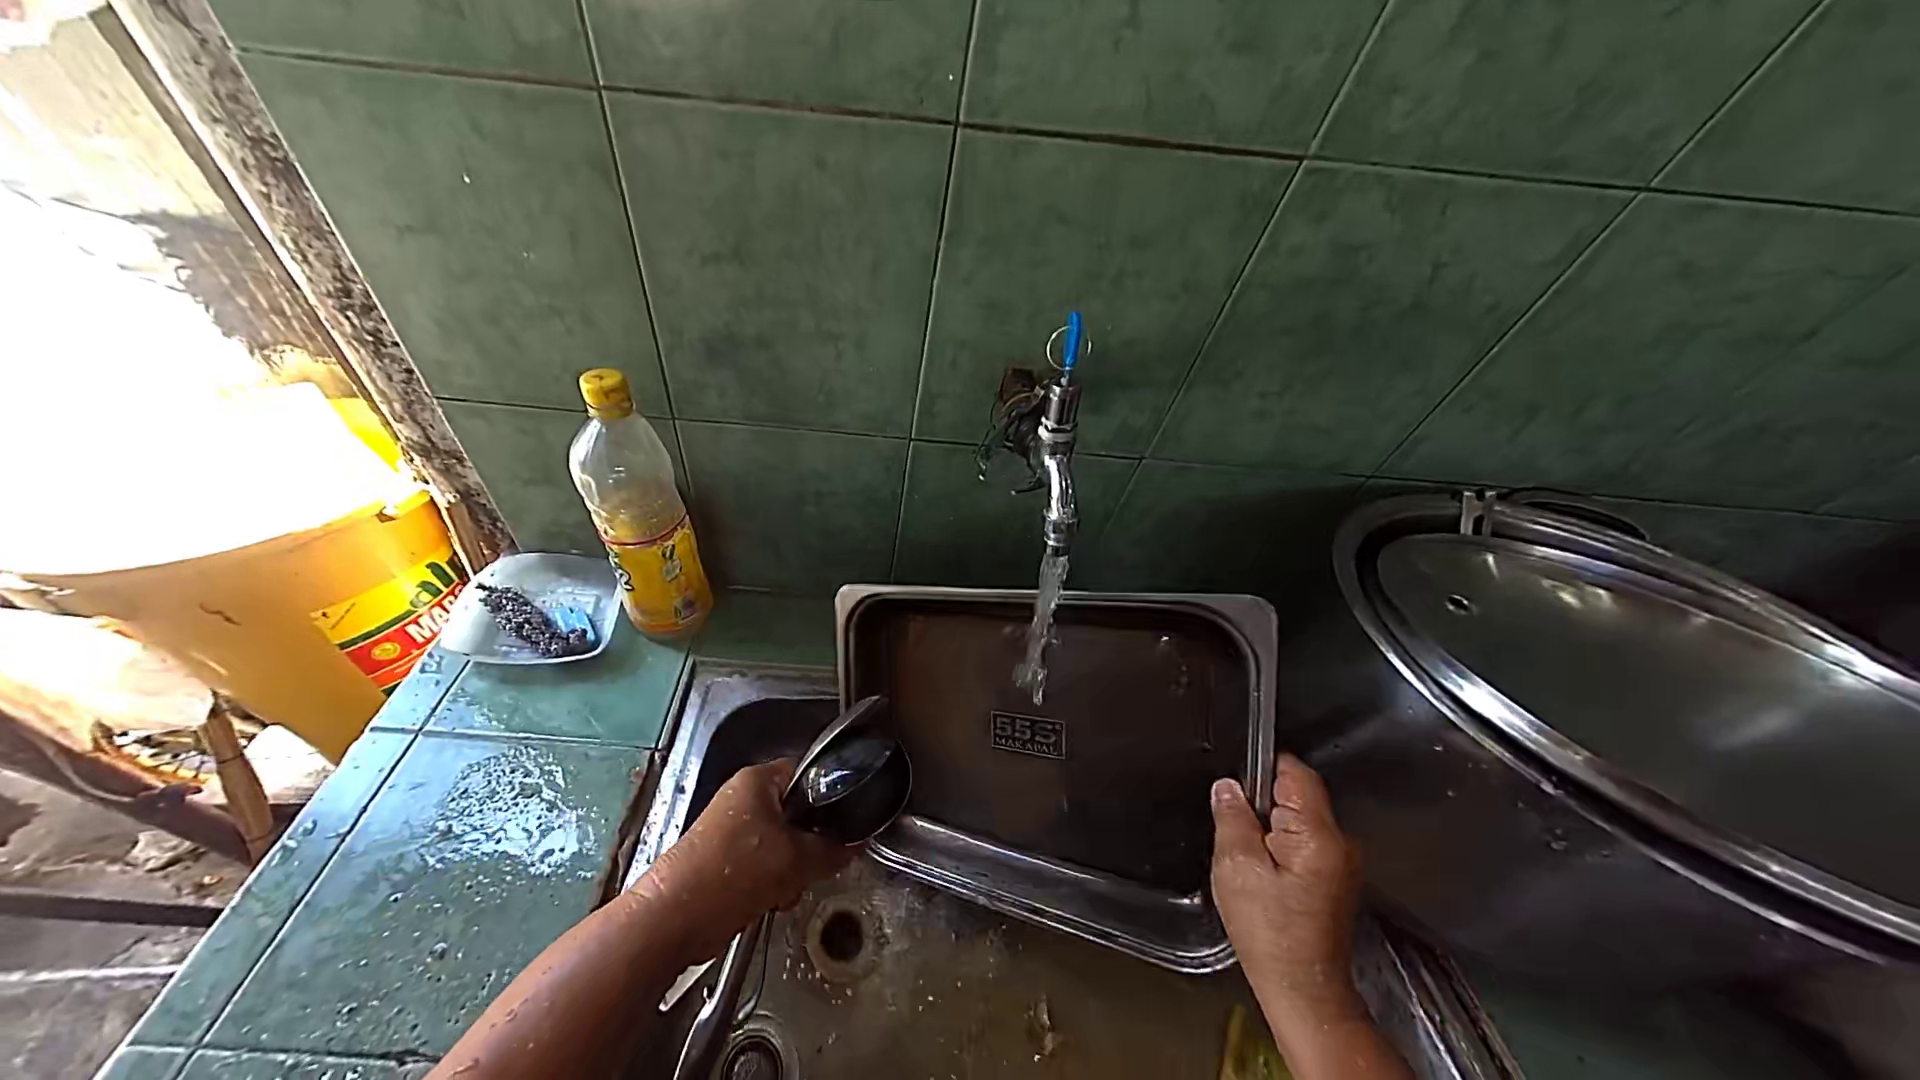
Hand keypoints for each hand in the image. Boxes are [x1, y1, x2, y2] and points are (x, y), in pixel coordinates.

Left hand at [636, 759, 852, 963]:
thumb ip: (833, 850)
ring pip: (782, 843)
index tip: (845, 818)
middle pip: (796, 812)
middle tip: (815, 862)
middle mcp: (742, 798)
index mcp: (757, 780)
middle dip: (809, 843)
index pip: (808, 772)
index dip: (831, 793)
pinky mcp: (723, 861)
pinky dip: (771, 882)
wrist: (671, 923)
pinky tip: (771, 900)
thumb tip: (855, 846)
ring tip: (787, 888)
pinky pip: (763, 864)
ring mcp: (730, 830)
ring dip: (791, 868)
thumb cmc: (732, 874)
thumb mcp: (796, 860)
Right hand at [1210, 754, 1363, 1017]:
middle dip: (1261, 802)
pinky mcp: (1334, 877)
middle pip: (1296, 792)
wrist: (1300, 988)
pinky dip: (1278, 846)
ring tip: (1250, 858)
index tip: (1237, 784)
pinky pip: (1303, 840)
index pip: (1295, 771)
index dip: (1260, 768)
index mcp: (1319, 836)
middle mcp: (1340, 844)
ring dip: (1268, 825)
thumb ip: (1231, 816)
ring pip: (1297, 817)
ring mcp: (1341, 862)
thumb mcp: (1235, 866)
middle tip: (1238, 831)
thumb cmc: (1273, 937)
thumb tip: (1227, 787)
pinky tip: (1263, 874)